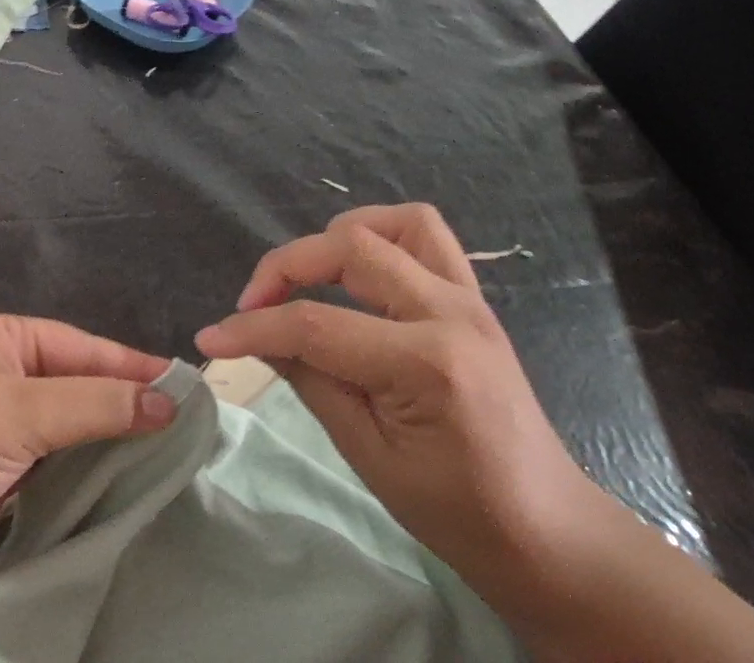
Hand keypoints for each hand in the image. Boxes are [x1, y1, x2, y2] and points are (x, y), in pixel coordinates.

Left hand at [0, 315, 174, 598]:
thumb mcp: (23, 413)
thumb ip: (97, 405)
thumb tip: (168, 402)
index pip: (79, 345)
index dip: (130, 365)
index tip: (182, 388)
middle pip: (75, 382)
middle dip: (121, 402)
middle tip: (181, 423)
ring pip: (65, 423)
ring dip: (105, 436)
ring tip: (163, 449)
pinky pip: (51, 459)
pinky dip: (82, 466)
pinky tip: (119, 475)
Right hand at [196, 204, 601, 583]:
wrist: (544, 529)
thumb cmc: (455, 511)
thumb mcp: (367, 454)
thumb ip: (310, 382)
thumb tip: (255, 339)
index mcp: (425, 362)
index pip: (316, 324)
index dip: (253, 328)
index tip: (210, 339)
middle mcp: (450, 312)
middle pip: (351, 248)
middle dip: (286, 267)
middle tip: (253, 307)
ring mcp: (469, 300)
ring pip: (396, 223)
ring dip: (339, 237)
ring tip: (307, 277)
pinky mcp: (474, 302)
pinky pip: (427, 240)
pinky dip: (381, 239)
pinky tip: (355, 275)